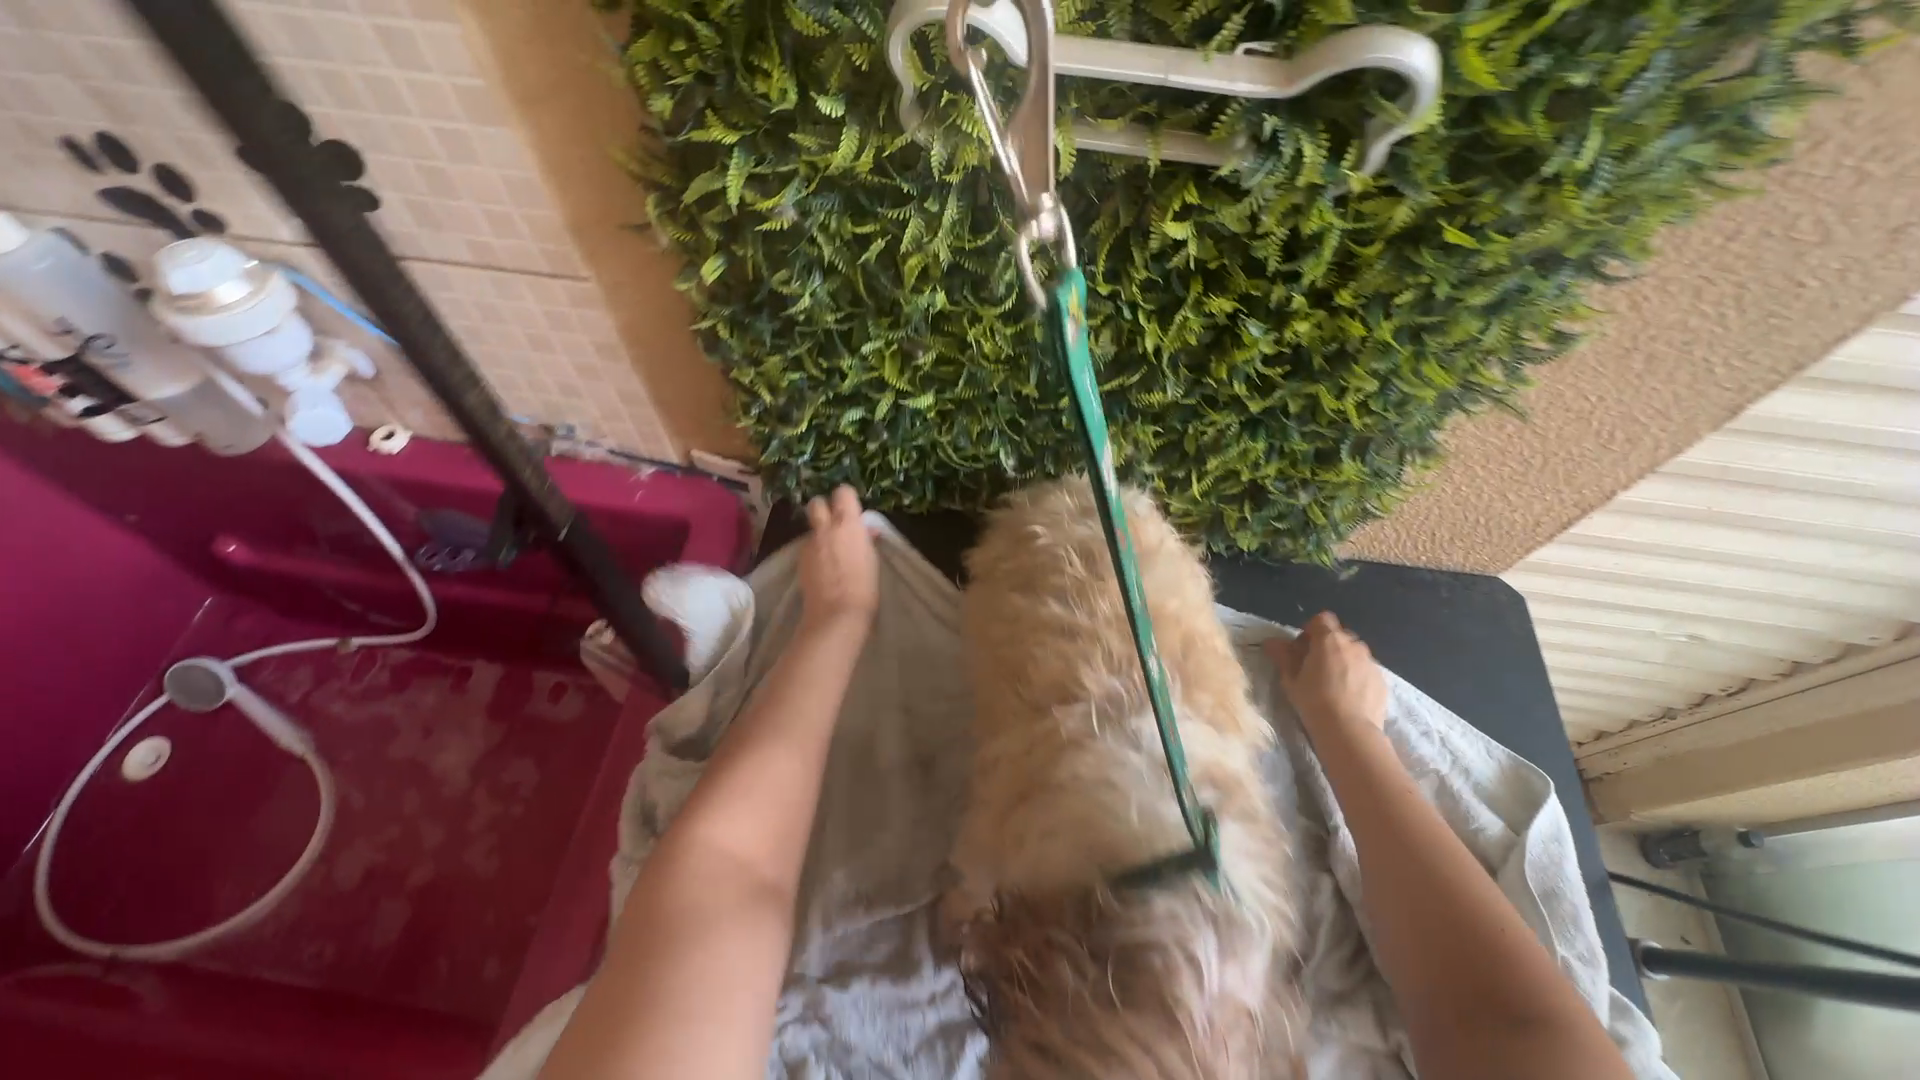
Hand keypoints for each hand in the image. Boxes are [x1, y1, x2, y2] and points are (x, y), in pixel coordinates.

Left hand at [798, 485, 878, 632]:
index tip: (851, 510)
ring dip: (819, 533)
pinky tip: (822, 569)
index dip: (845, 498)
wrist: (837, 612)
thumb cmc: (865, 586)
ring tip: (829, 552)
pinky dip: (814, 552)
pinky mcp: (799, 560)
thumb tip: (865, 531)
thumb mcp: (872, 559)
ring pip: (811, 528)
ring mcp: (809, 544)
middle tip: (834, 523)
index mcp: (848, 524)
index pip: (842, 492)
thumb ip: (865, 540)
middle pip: (816, 503)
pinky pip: (807, 547)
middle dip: (824, 508)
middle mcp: (825, 528)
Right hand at [1263, 611, 1386, 733]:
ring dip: (1343, 660)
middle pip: (1339, 635)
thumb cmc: (1314, 701)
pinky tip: (1349, 697)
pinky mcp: (1382, 681)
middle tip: (1315, 667)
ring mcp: (1371, 663)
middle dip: (1327, 646)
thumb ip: (1282, 656)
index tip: (1302, 648)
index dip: (1310, 630)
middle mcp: (1354, 645)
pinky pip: (1366, 670)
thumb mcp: (1291, 679)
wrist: (1349, 731)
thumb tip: (1271, 642)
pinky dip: (1357, 676)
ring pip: (1354, 653)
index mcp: (1329, 640)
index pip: (1322, 619)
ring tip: (1334, 684)